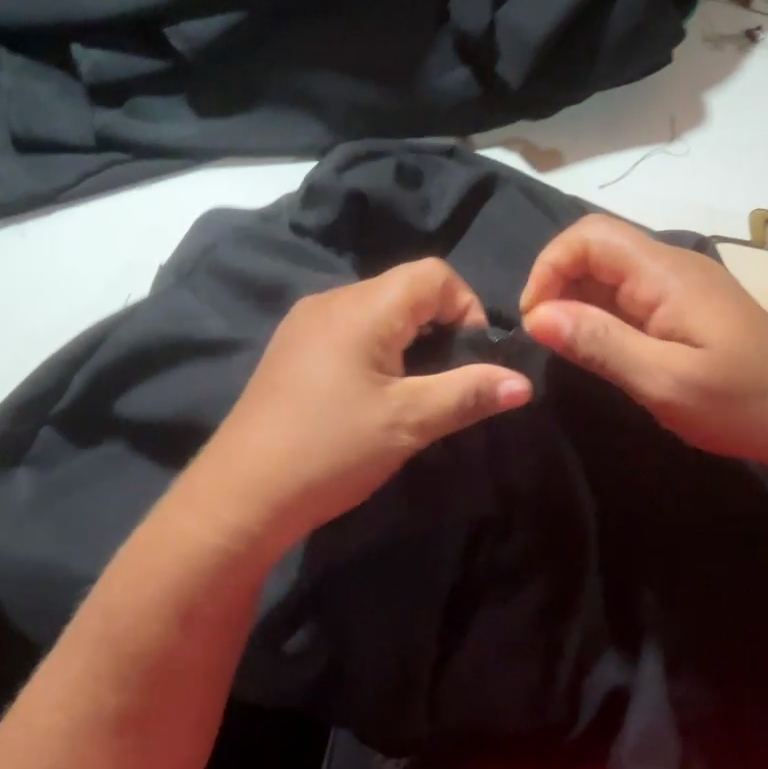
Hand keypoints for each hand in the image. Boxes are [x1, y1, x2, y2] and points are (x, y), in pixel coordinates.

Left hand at [189, 259, 531, 551]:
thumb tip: (523, 383)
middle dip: (439, 328)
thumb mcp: (409, 422)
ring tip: (413, 394)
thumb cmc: (332, 450)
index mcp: (362, 307)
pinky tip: (372, 399)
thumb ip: (469, 394)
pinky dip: (377, 353)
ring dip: (409, 343)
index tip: (471, 361)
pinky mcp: (291, 352)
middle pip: (405, 290)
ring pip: (377, 312)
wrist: (244, 493)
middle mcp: (331, 301)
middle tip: (446, 383)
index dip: (466, 309)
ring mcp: (305, 325)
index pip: (434, 275)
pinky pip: (350, 332)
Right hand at [519, 215, 767, 473]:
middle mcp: (672, 267)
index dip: (549, 268)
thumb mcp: (665, 382)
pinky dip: (603, 318)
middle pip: (596, 250)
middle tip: (546, 342)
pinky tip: (601, 353)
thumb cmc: (742, 405)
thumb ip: (601, 345)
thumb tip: (537, 317)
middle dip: (558, 286)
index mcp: (667, 273)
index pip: (589, 236)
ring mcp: (682, 288)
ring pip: (610, 275)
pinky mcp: (687, 310)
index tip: (535, 323)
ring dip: (578, 305)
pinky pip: (630, 298)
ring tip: (568, 352)